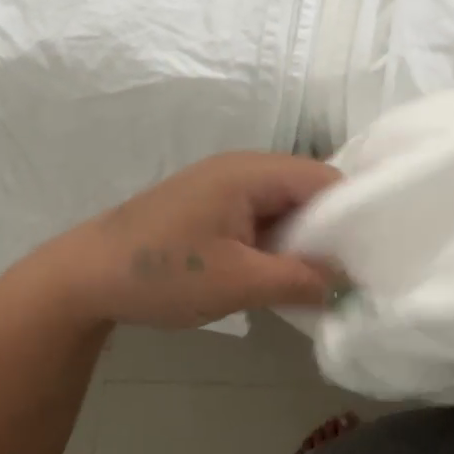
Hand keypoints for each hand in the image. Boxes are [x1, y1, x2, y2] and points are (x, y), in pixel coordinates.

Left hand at [17, 153, 341, 329]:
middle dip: (329, 231)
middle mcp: (243, 169)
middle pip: (308, 190)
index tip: (372, 254)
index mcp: (252, 172)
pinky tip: (281, 275)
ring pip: (285, 207)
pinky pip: (261, 218)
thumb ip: (300, 280)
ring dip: (301, 241)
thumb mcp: (239, 283)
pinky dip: (277, 243)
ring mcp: (224, 187)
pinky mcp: (211, 207)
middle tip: (350, 273)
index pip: (326, 180)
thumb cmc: (163, 273)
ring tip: (320, 279)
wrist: (81, 279)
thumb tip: (349, 284)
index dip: (354, 214)